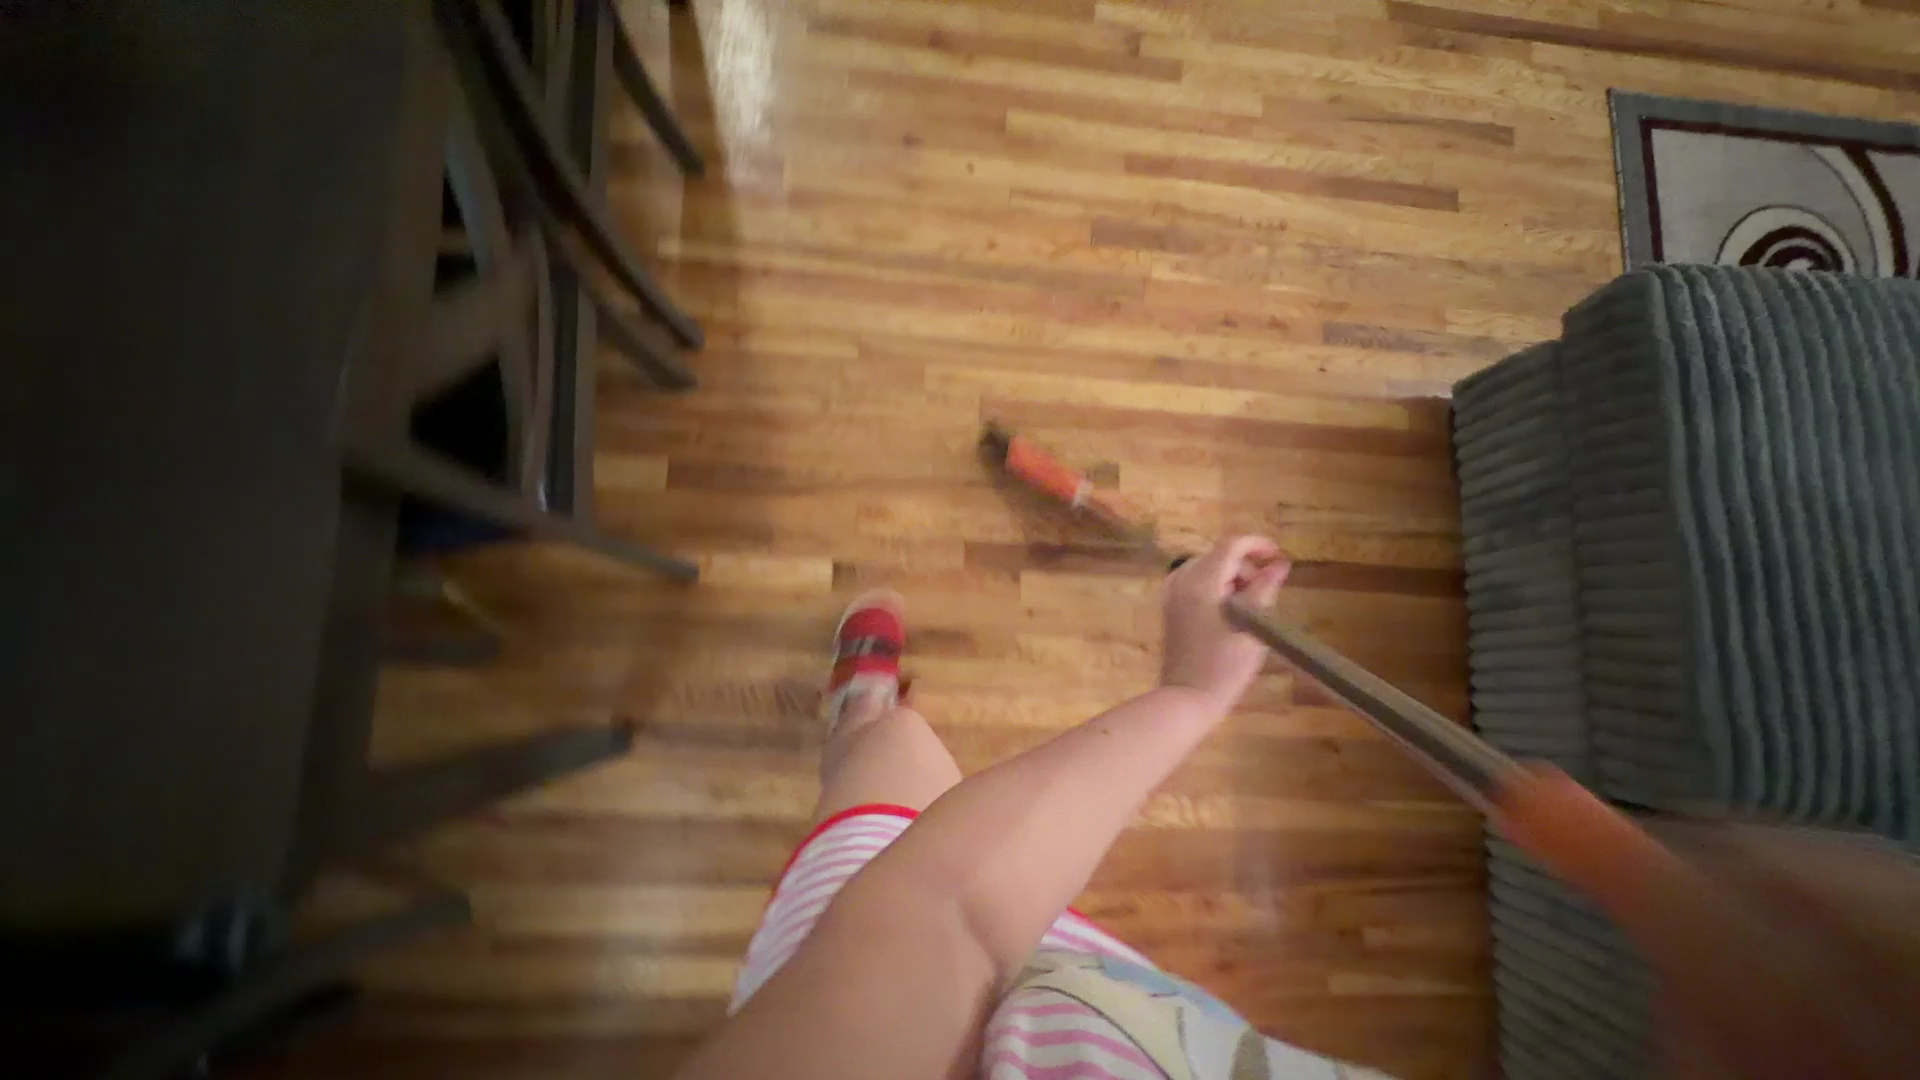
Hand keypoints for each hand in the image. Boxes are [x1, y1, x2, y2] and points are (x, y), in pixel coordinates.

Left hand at [1159, 535, 1290, 710]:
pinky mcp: (1170, 609)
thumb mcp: (1252, 625)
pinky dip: (1214, 588)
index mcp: (1200, 581)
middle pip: (1217, 556)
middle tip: (1264, 596)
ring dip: (1230, 579)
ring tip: (1248, 609)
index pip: (1230, 545)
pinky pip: (1194, 584)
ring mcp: (1171, 595)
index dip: (1257, 545)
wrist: (1187, 696)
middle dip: (1244, 567)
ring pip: (1206, 569)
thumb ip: (1264, 589)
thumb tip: (1278, 564)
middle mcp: (1181, 581)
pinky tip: (1228, 614)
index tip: (1278, 557)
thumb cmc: (1224, 664)